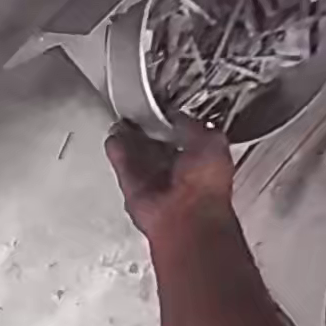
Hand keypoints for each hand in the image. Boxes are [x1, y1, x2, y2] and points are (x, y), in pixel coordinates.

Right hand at [104, 118, 234, 238]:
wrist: (186, 216)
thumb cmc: (206, 187)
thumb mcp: (211, 140)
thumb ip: (191, 125)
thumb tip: (176, 117)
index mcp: (201, 158)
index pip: (183, 134)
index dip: (172, 120)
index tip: (162, 109)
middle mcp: (177, 171)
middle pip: (157, 145)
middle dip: (147, 130)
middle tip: (137, 115)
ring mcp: (155, 181)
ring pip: (138, 156)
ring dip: (129, 139)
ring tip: (121, 124)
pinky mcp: (135, 190)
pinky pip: (124, 167)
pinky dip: (118, 153)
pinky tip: (114, 139)